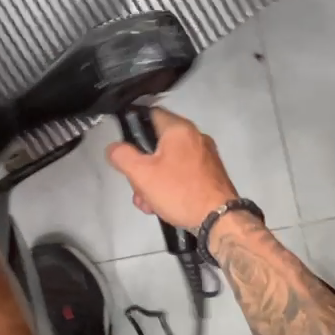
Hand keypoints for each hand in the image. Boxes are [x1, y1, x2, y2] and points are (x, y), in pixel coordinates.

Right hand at [105, 108, 241, 231]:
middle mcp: (195, 136)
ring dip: (154, 179)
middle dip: (142, 166)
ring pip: (169, 160)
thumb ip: (121, 156)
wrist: (220, 220)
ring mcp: (206, 156)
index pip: (150, 114)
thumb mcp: (141, 174)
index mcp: (179, 129)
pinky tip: (164, 205)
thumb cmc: (179, 191)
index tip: (125, 147)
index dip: (132, 127)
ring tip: (149, 202)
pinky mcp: (211, 174)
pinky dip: (171, 184)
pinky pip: (183, 172)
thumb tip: (114, 148)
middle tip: (136, 185)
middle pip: (157, 142)